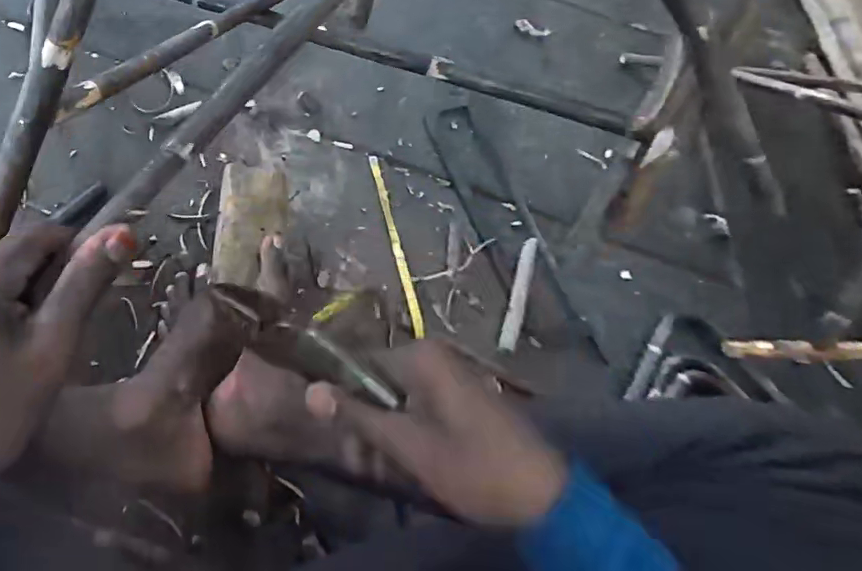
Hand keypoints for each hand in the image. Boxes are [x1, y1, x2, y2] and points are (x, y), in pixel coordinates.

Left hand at [0, 223, 136, 513]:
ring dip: (23, 292)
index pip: (41, 233)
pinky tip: (1, 345)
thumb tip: (122, 233)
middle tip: (57, 330)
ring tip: (29, 344)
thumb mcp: (51, 349)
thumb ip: (84, 284)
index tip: (91, 288)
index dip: (75, 252)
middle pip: (17, 250)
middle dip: (46, 279)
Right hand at [304, 341, 567, 526]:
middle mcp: (433, 355)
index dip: (342, 396)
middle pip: (377, 382)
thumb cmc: (474, 467)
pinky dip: (409, 430)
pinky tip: (406, 460)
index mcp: (419, 355)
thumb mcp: (407, 445)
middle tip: (359, 459)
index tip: (337, 432)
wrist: (553, 505)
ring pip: (397, 398)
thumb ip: (356, 414)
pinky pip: (420, 406)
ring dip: (384, 431)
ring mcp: (451, 376)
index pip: (357, 363)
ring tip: (381, 467)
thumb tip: (308, 391)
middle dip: (365, 420)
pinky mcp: (464, 398)